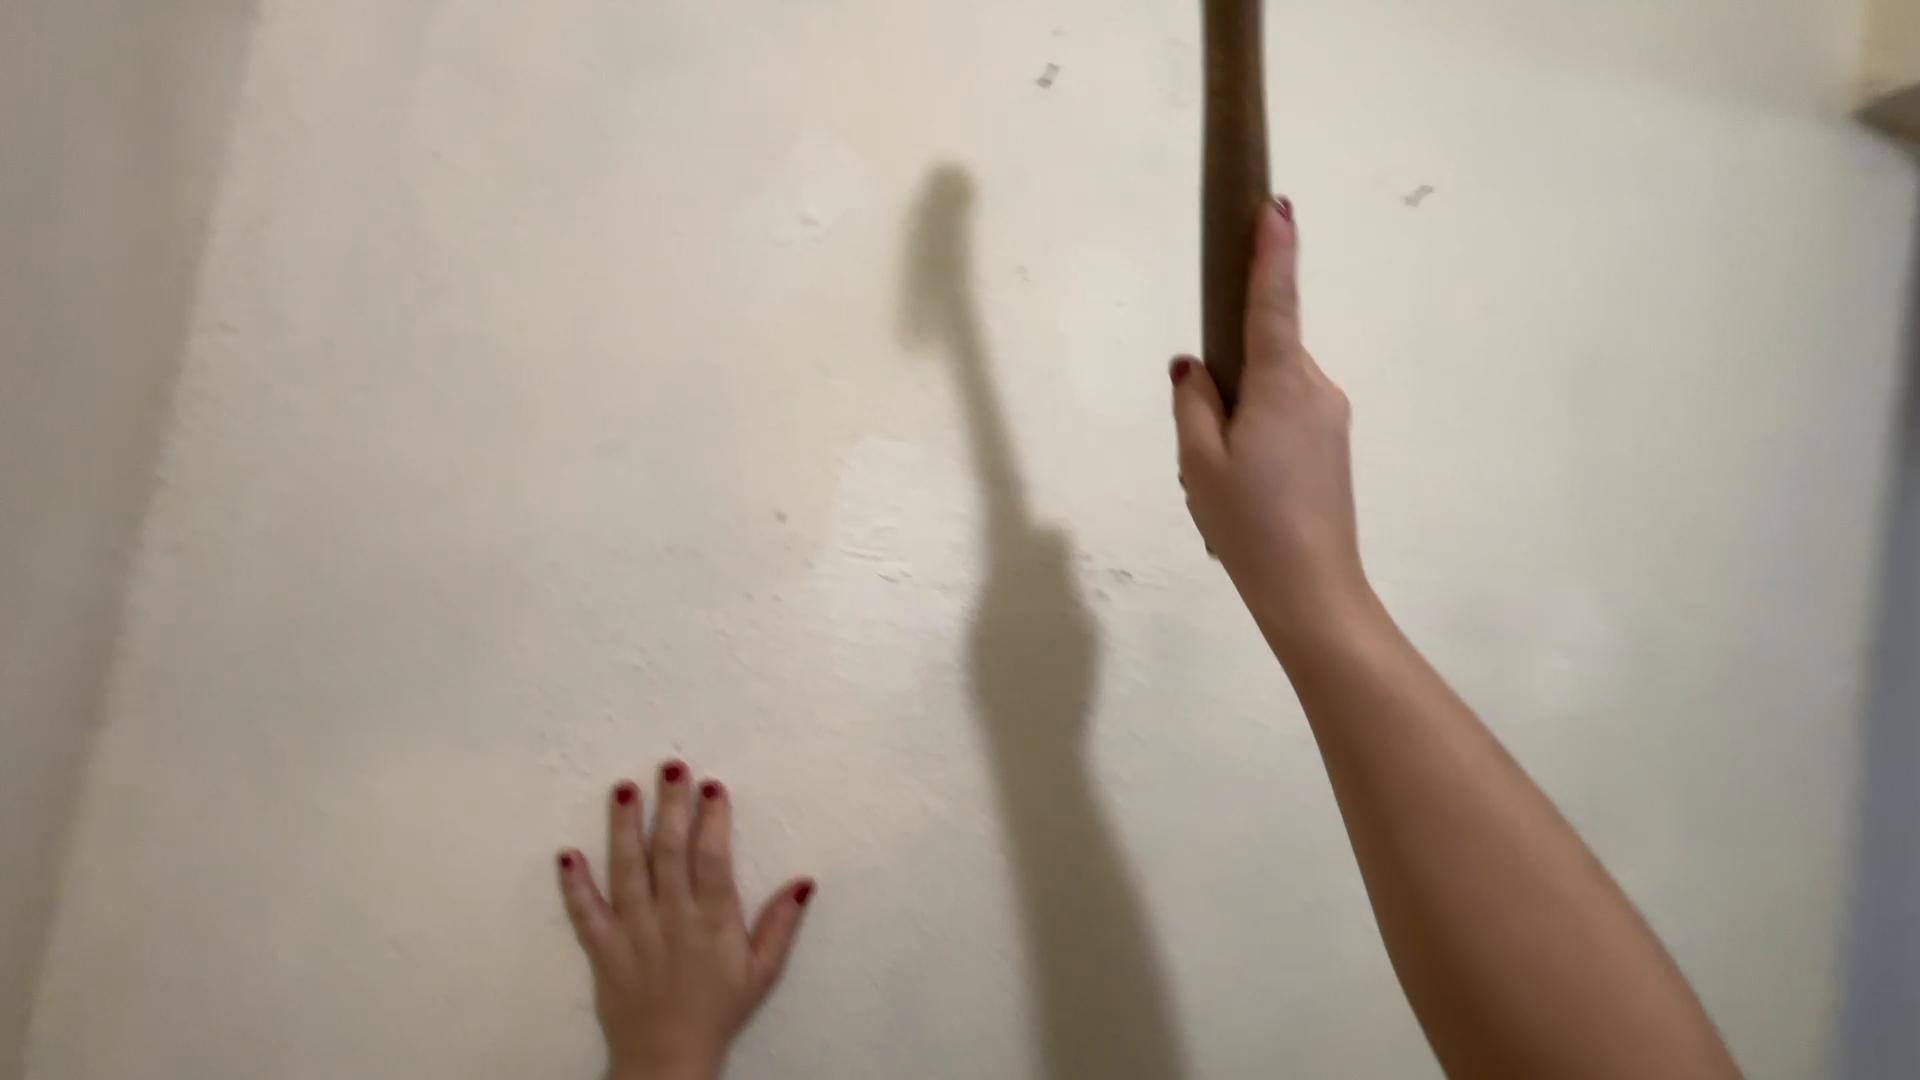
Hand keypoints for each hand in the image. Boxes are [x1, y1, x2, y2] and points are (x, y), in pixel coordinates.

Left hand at [557, 762, 814, 1079]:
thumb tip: (805, 880)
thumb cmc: (720, 1010)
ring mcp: (634, 934)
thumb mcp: (763, 971)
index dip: (712, 820)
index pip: (712, 859)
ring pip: (627, 872)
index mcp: (713, 921)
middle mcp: (672, 920)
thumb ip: (781, 924)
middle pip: (669, 853)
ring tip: (622, 790)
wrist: (667, 1064)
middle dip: (670, 806)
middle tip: (669, 767)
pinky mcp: (604, 952)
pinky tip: (567, 856)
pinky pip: (585, 916)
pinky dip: (575, 887)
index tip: (711, 785)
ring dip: (624, 829)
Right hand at [1173, 198, 1370, 647]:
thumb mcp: (1198, 462)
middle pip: (1265, 355)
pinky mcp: (1333, 445)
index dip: (1271, 252)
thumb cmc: (1247, 521)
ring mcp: (1331, 418)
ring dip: (1239, 414)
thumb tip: (1191, 364)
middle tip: (1201, 444)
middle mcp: (1316, 388)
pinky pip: (1286, 417)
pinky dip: (1257, 433)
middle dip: (1228, 378)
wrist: (1311, 586)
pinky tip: (1245, 486)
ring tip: (1222, 480)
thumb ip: (1191, 403)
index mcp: (1281, 383)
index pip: (1273, 303)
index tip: (1275, 203)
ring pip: (1273, 391)